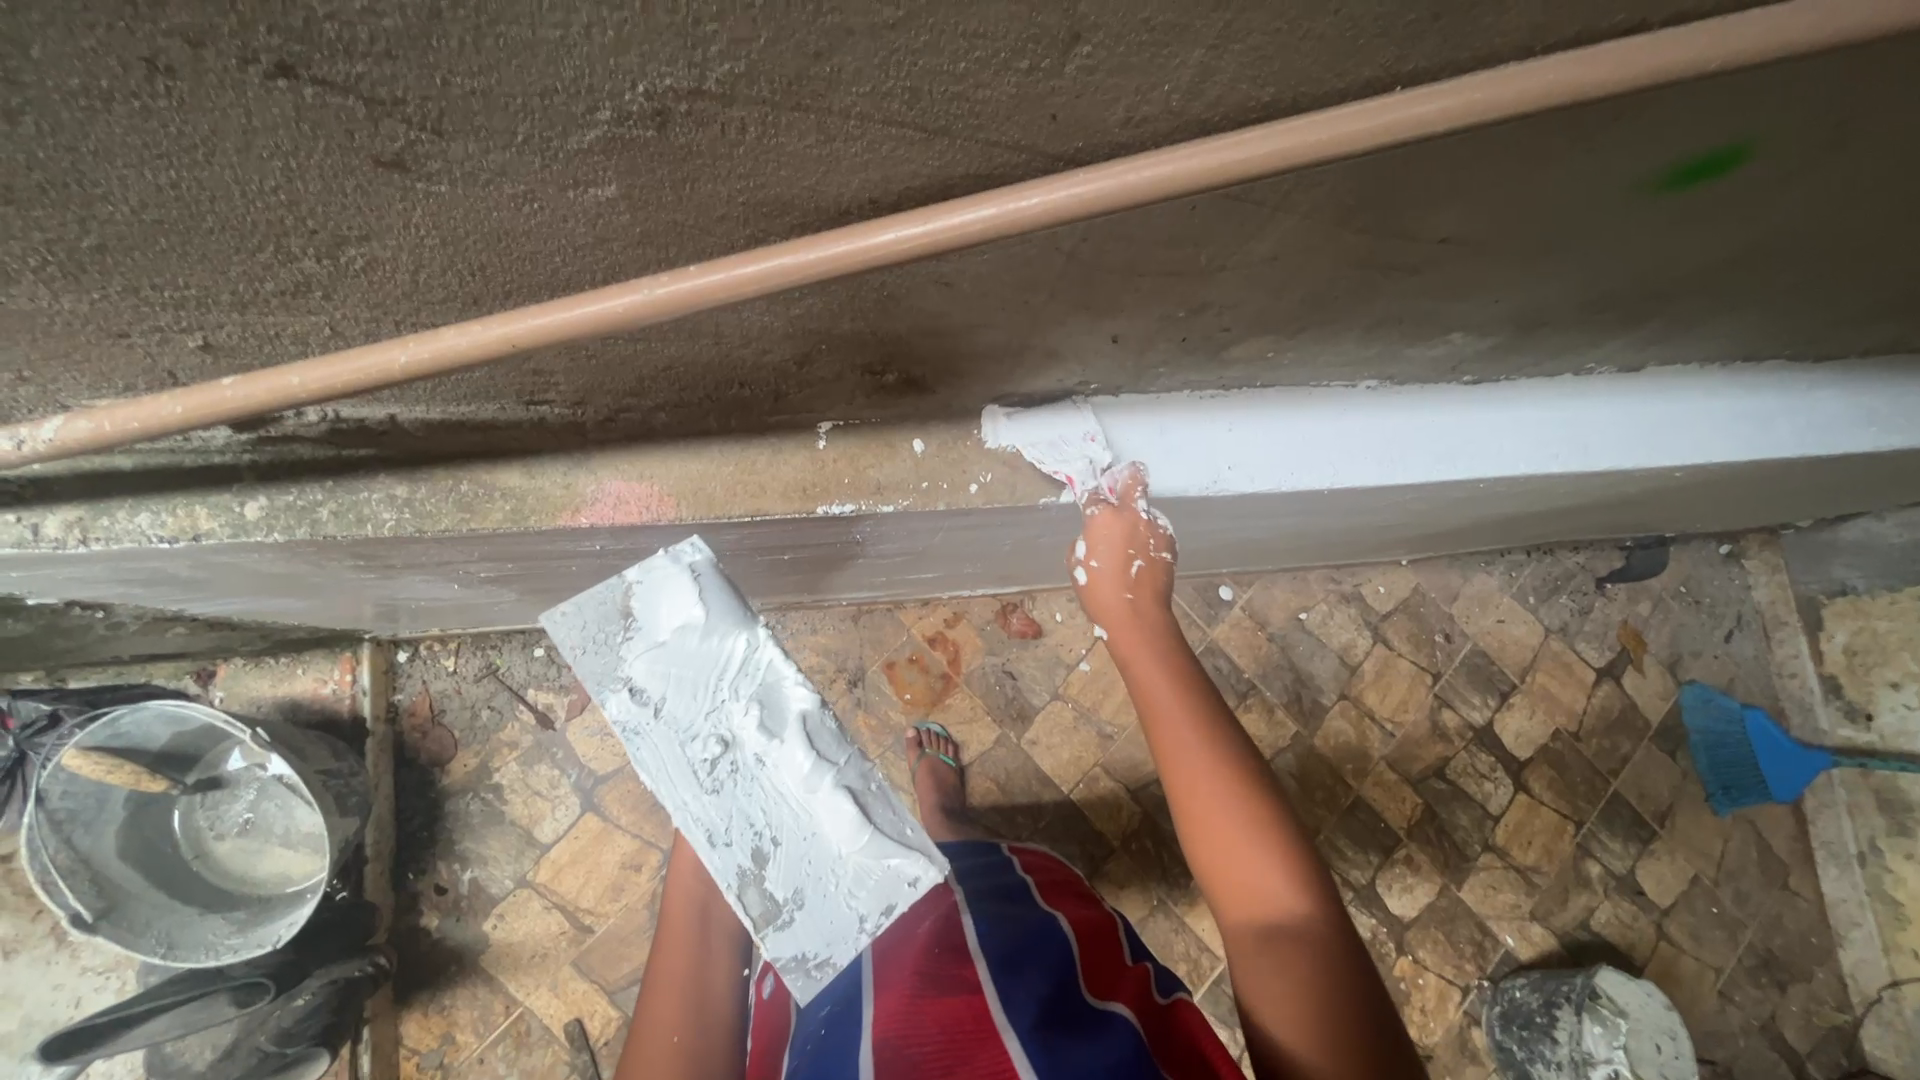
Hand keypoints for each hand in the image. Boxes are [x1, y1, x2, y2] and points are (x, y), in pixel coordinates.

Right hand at [1069, 461, 1177, 649]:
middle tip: (1120, 486)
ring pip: (1146, 509)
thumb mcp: (1076, 562)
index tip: (1091, 502)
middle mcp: (1130, 513)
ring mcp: (1154, 525)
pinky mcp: (1169, 540)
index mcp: (1101, 516)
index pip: (1093, 493)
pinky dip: (1148, 537)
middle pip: (1134, 477)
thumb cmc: (1098, 592)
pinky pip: (1156, 530)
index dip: (1090, 497)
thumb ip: (1087, 537)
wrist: (1136, 615)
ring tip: (1132, 542)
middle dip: (1126, 475)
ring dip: (1138, 517)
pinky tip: (1143, 557)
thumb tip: (1096, 533)